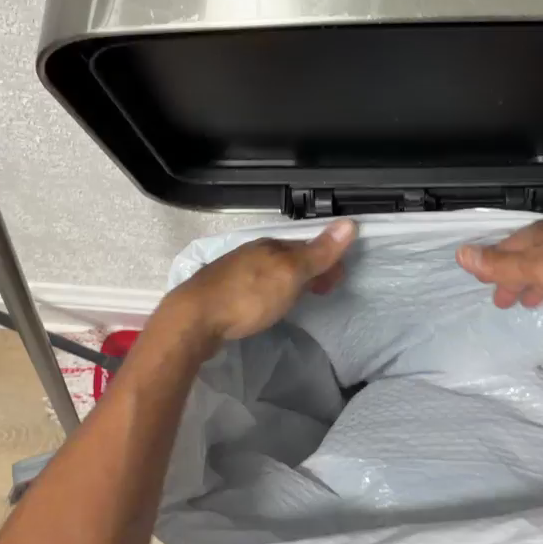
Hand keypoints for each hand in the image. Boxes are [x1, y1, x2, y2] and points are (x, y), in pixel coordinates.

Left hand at [159, 219, 357, 342]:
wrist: (193, 320)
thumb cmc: (247, 296)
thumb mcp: (290, 273)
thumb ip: (318, 252)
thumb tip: (348, 223)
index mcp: (270, 246)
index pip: (308, 245)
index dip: (327, 259)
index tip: (338, 280)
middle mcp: (252, 253)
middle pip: (289, 257)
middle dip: (310, 270)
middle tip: (323, 291)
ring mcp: (233, 271)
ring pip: (271, 271)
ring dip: (289, 282)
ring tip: (298, 300)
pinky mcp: (221, 292)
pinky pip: (254, 285)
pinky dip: (269, 292)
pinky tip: (266, 305)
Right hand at [456, 215, 542, 307]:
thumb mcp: (539, 267)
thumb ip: (502, 265)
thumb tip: (461, 253)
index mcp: (539, 236)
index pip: (505, 250)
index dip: (492, 269)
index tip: (486, 289)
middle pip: (527, 257)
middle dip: (514, 278)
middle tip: (505, 302)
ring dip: (538, 282)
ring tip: (534, 302)